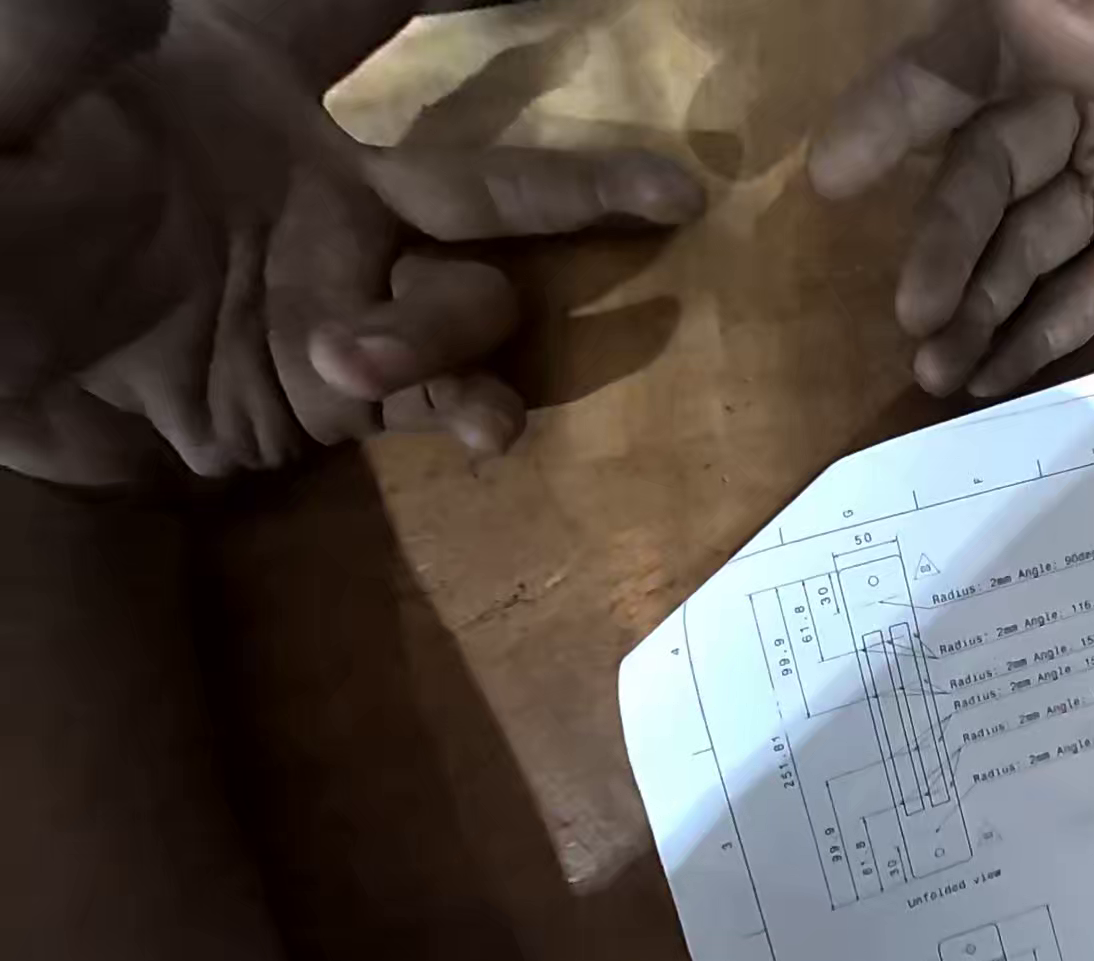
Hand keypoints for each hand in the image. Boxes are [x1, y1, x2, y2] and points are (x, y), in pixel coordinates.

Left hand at [0, 0, 703, 485]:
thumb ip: (47, 43)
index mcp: (245, 102)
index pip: (347, 13)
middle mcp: (345, 199)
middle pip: (498, 188)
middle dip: (591, 188)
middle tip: (677, 193)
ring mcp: (371, 297)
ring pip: (476, 305)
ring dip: (437, 330)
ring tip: (347, 357)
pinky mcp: (376, 388)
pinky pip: (460, 395)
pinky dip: (483, 412)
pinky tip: (485, 432)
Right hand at [810, 0, 1093, 396]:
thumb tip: (1024, 16)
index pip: (995, 49)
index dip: (910, 107)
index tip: (839, 173)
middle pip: (1000, 171)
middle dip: (950, 244)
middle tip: (913, 320)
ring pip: (1033, 248)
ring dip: (981, 308)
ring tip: (939, 371)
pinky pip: (1086, 302)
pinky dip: (1039, 338)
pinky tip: (998, 380)